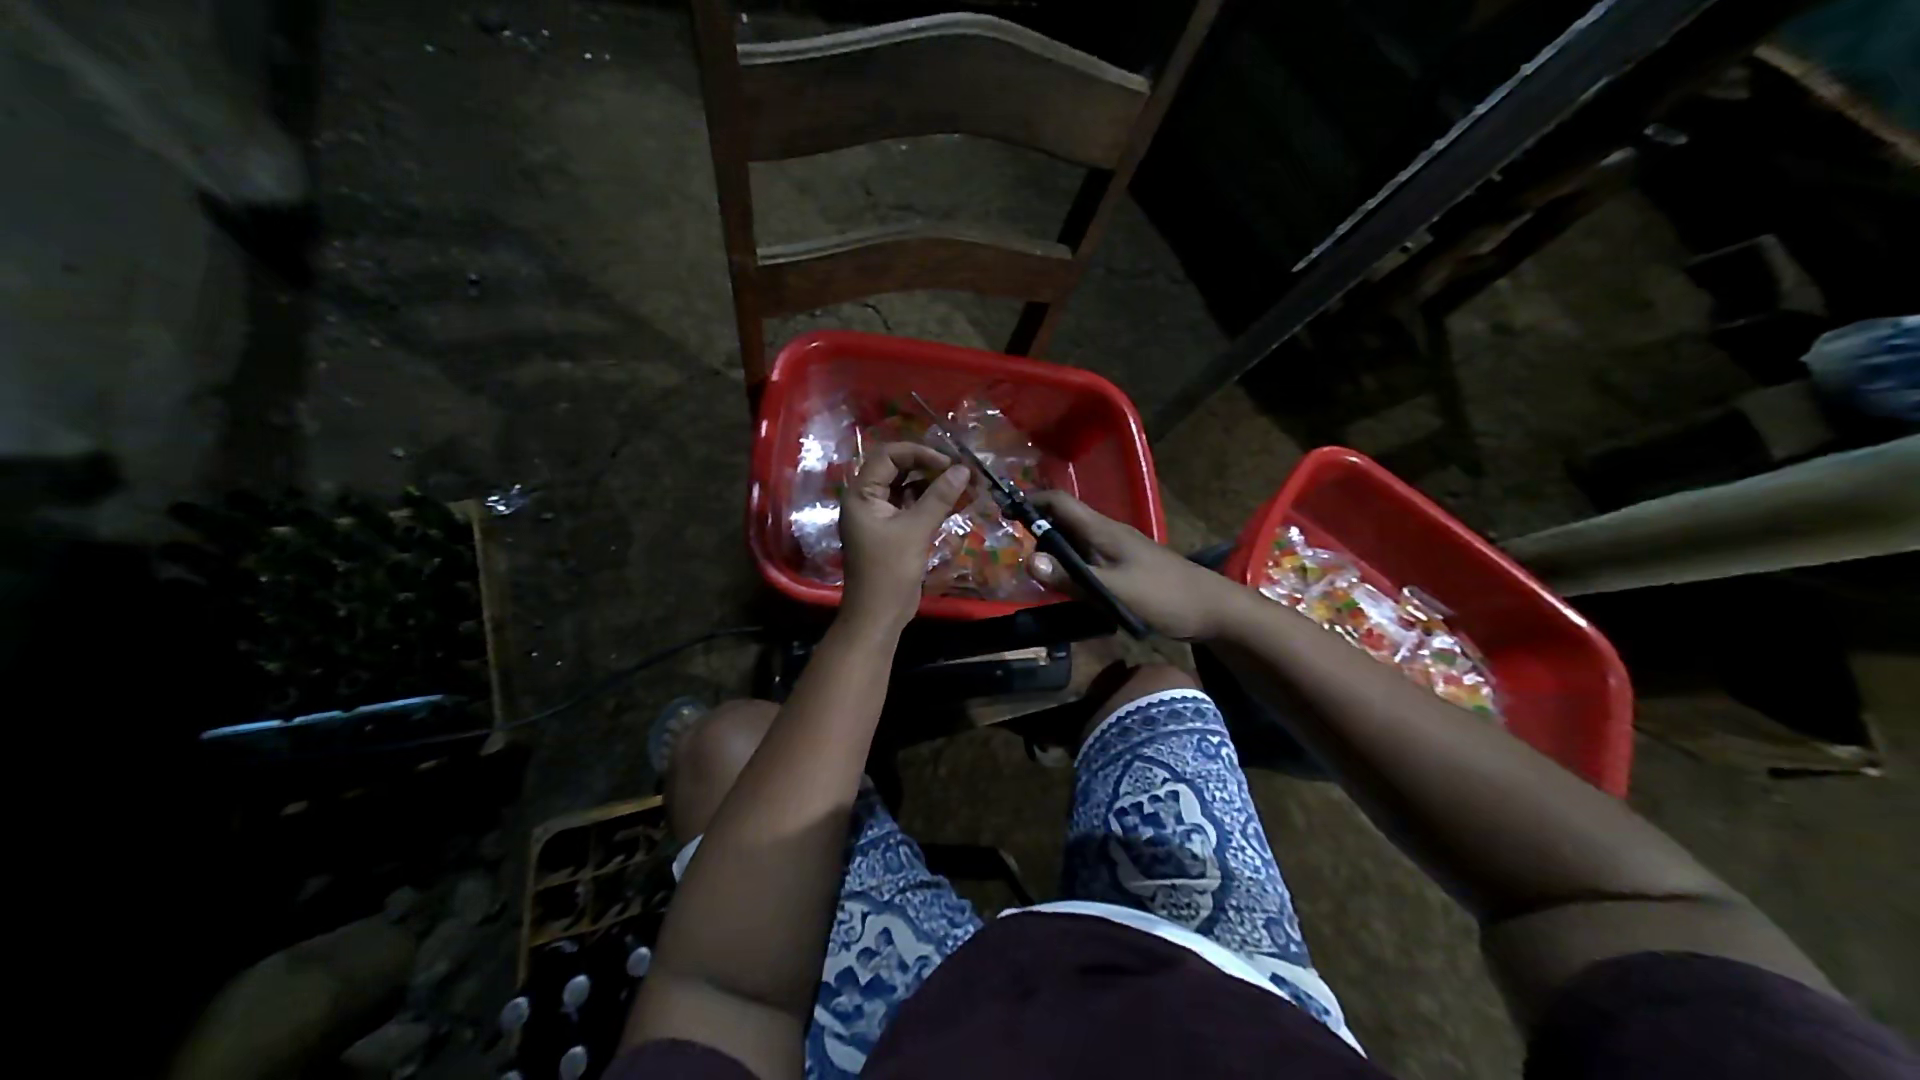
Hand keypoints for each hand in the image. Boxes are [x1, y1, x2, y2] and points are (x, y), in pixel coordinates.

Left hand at [839, 443, 970, 629]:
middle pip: (898, 469)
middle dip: (929, 467)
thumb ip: (939, 497)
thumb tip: (963, 469)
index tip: (948, 463)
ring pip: (907, 488)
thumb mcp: (916, 530)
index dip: (919, 453)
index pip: (888, 456)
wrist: (879, 615)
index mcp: (861, 494)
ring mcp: (879, 516)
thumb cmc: (890, 571)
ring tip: (965, 484)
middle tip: (960, 472)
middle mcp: (867, 500)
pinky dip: (932, 502)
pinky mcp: (892, 530)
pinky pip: (912, 506)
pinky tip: (956, 501)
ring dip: (934, 484)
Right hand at [1026, 490, 1243, 639]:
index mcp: (1103, 530)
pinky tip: (1063, 582)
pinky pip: (1088, 557)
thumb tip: (1028, 560)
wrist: (1212, 609)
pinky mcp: (1126, 566)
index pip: (1060, 502)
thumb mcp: (1114, 589)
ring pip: (1076, 540)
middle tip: (1009, 543)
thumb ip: (1071, 577)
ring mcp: (1119, 549)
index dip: (1031, 500)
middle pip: (1065, 519)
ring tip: (1029, 565)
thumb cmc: (1164, 596)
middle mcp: (1108, 533)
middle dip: (1036, 525)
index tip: (1002, 509)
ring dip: (1052, 546)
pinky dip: (1069, 563)